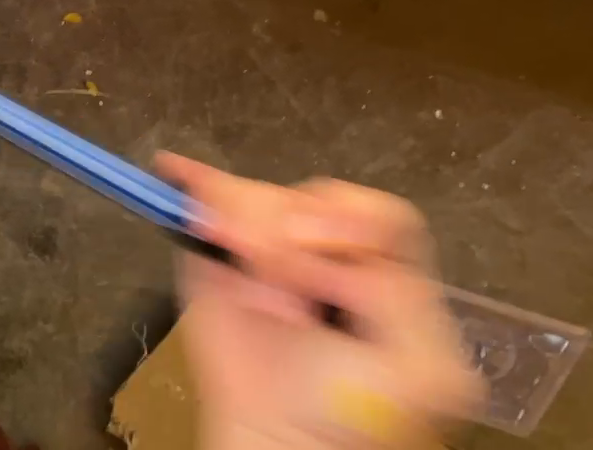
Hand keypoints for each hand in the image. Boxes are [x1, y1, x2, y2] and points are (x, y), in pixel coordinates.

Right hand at [158, 154, 483, 449]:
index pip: (377, 214)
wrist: (273, 432)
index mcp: (380, 272)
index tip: (312, 247)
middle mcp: (319, 246)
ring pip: (248, 195)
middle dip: (279, 231)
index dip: (344, 219)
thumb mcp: (419, 369)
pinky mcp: (210, 246)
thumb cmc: (353, 409)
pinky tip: (173, 170)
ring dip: (235, 226)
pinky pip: (200, 195)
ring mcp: (259, 241)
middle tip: (265, 270)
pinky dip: (189, 177)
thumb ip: (395, 297)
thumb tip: (307, 246)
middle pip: (301, 198)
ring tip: (234, 271)